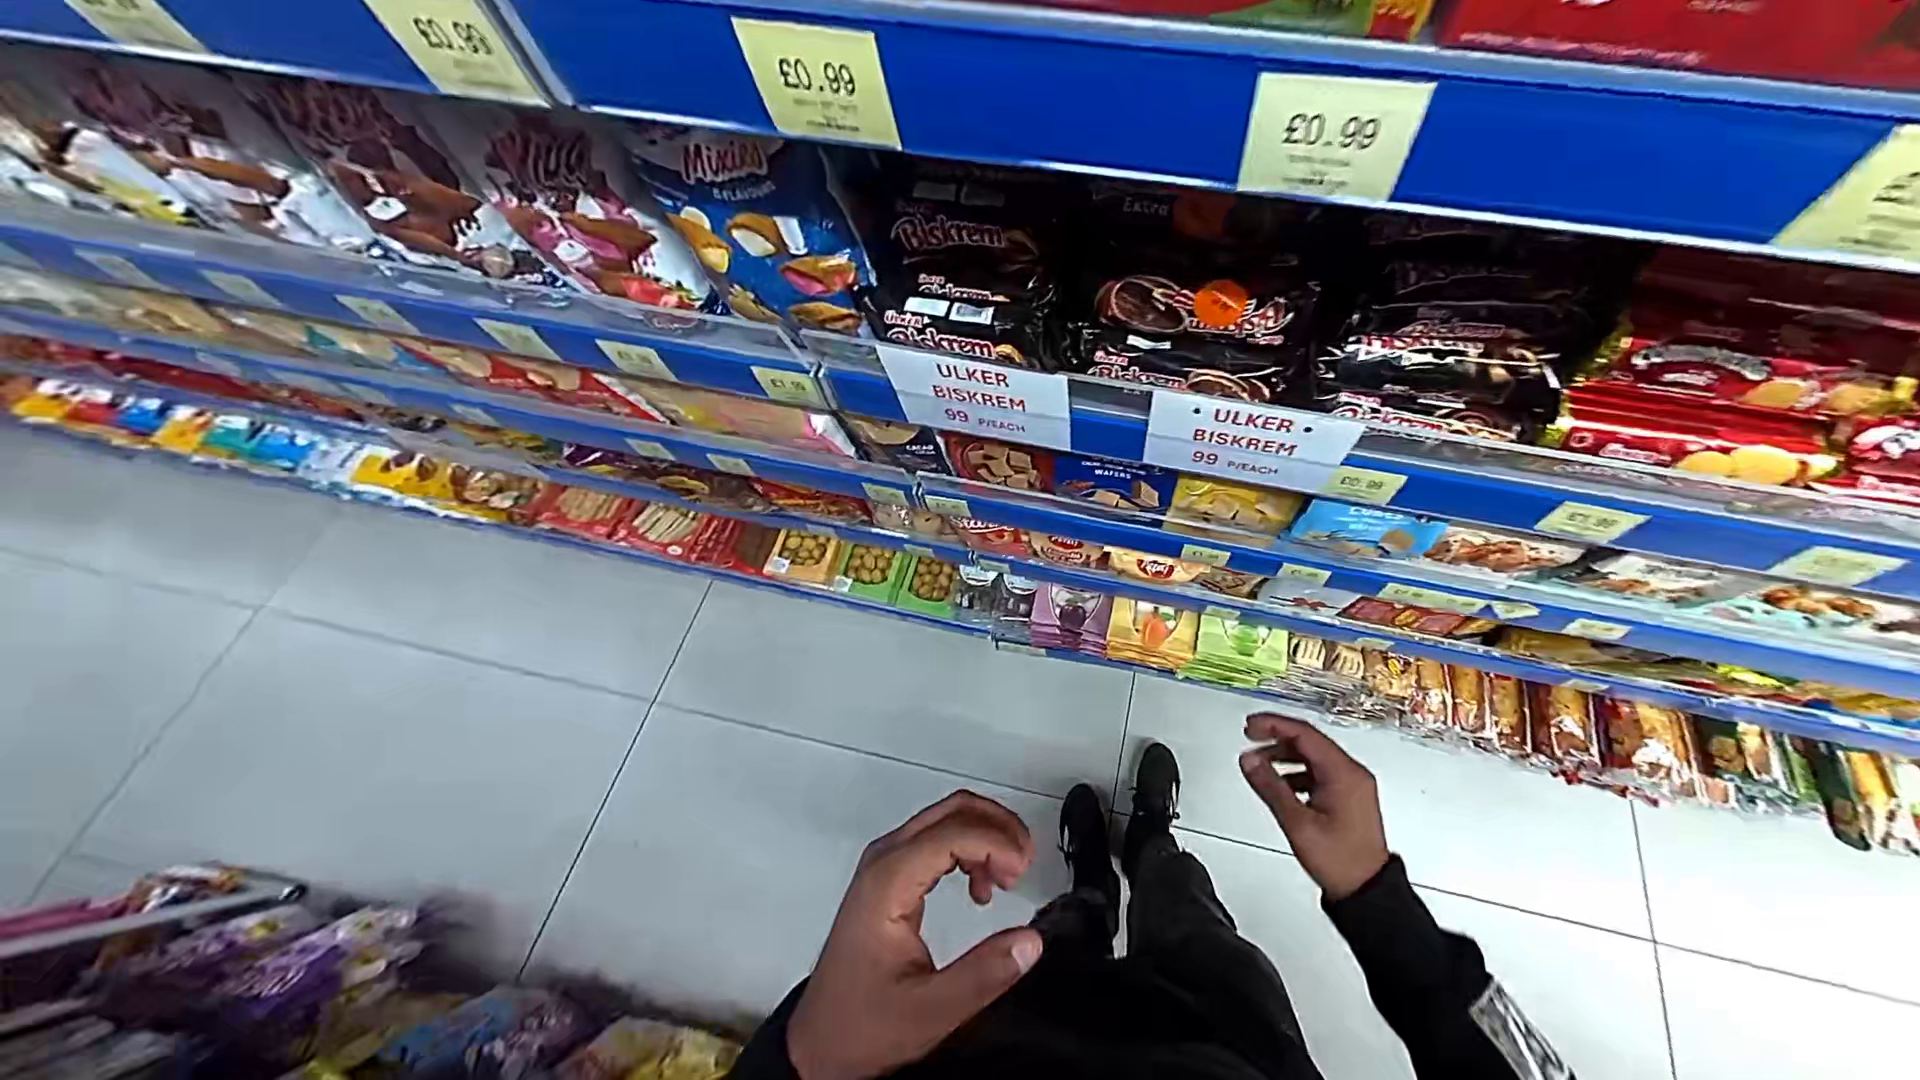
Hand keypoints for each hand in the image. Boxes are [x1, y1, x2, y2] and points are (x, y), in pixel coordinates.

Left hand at [787, 791, 1044, 1079]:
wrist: (822, 1039)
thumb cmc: (862, 1023)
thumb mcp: (929, 1011)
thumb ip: (983, 975)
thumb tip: (1029, 941)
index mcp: (889, 881)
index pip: (953, 832)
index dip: (996, 843)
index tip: (1021, 871)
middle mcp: (886, 858)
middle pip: (953, 809)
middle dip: (998, 826)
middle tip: (1024, 862)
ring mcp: (887, 860)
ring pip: (948, 816)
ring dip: (987, 835)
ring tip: (1007, 877)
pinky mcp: (893, 871)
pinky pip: (940, 836)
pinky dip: (971, 847)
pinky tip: (982, 886)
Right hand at [1239, 713, 1389, 900]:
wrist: (1367, 891)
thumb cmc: (1340, 860)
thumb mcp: (1297, 822)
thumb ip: (1270, 786)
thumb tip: (1249, 760)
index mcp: (1344, 774)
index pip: (1304, 734)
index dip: (1273, 724)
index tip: (1251, 725)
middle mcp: (1352, 774)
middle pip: (1308, 741)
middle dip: (1276, 736)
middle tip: (1250, 735)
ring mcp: (1351, 785)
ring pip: (1311, 755)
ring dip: (1283, 753)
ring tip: (1259, 760)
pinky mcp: (1347, 796)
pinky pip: (1316, 770)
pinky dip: (1293, 769)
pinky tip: (1278, 780)